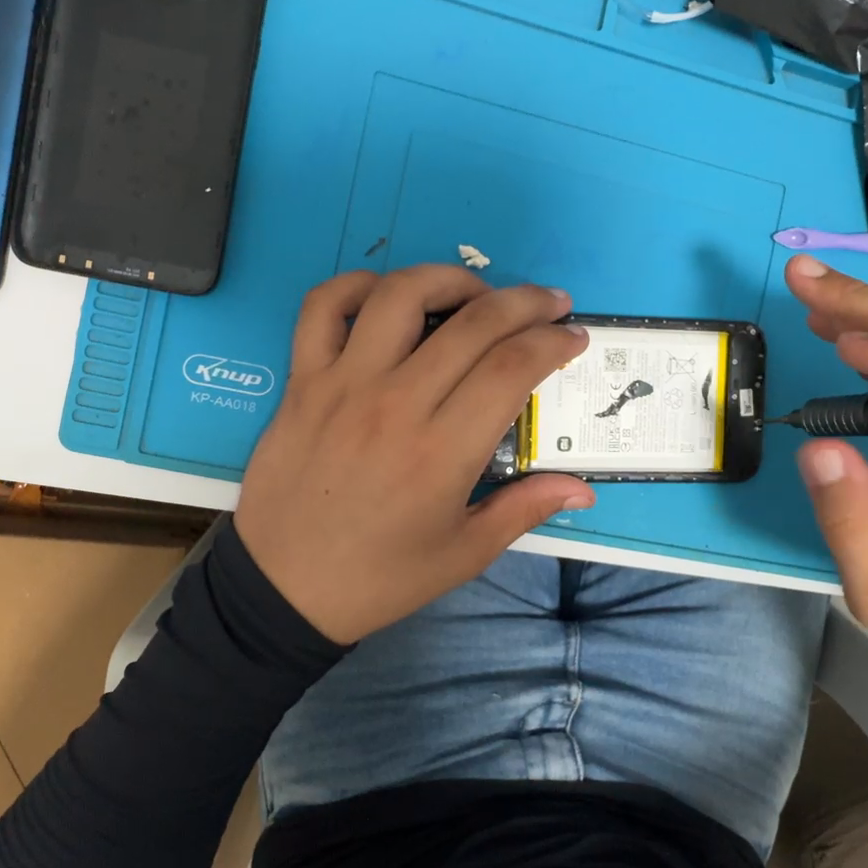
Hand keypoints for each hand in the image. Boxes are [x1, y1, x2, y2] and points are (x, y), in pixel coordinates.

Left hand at [237, 267, 594, 644]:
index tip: (573, 338)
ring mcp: (343, 385)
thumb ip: (525, 510)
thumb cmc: (381, 576)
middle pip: (474, 323)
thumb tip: (583, 488)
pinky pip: (324, 308)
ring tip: (477, 293)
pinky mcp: (302, 381)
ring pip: (401, 296)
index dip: (553, 342)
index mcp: (443, 452)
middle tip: (549, 304)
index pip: (512, 367)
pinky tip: (390, 298)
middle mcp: (397, 404)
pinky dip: (359, 285)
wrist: (284, 589)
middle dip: (526, 303)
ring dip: (451, 279)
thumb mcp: (464, 554)